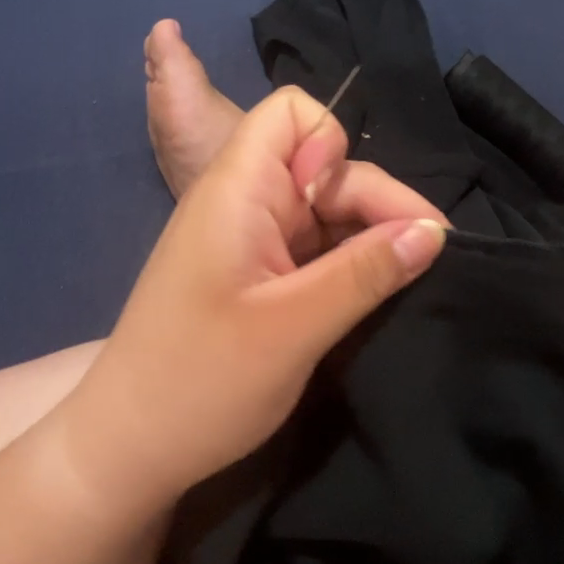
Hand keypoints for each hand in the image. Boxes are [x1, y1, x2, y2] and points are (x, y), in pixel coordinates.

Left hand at [59, 86, 449, 505]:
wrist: (129, 450)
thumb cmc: (201, 381)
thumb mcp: (295, 327)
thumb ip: (367, 271)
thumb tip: (434, 230)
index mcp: (237, 189)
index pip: (291, 113)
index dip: (330, 143)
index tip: (342, 206)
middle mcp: (244, 199)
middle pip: (325, 165)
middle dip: (374, 201)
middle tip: (425, 256)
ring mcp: (250, 236)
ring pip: (326, 207)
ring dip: (367, 235)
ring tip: (404, 281)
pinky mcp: (257, 271)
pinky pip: (315, 243)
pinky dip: (348, 261)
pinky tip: (373, 293)